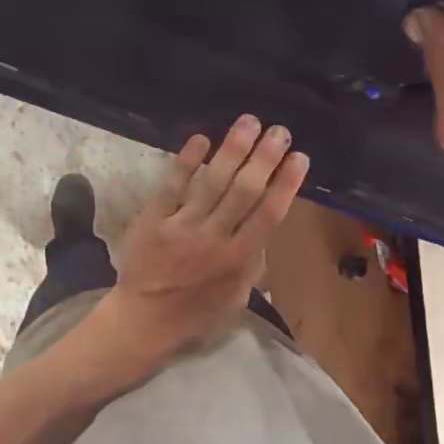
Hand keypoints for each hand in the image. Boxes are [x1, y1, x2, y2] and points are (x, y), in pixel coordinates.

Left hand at [99, 116, 308, 359]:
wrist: (143, 321)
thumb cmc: (196, 313)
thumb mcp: (237, 297)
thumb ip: (253, 263)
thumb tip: (265, 231)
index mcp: (240, 259)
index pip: (269, 213)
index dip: (286, 183)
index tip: (299, 158)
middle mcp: (215, 238)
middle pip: (245, 190)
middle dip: (265, 157)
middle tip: (279, 131)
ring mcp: (183, 227)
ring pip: (213, 181)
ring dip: (233, 149)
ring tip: (249, 122)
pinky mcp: (154, 220)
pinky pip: (172, 185)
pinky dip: (187, 161)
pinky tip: (202, 138)